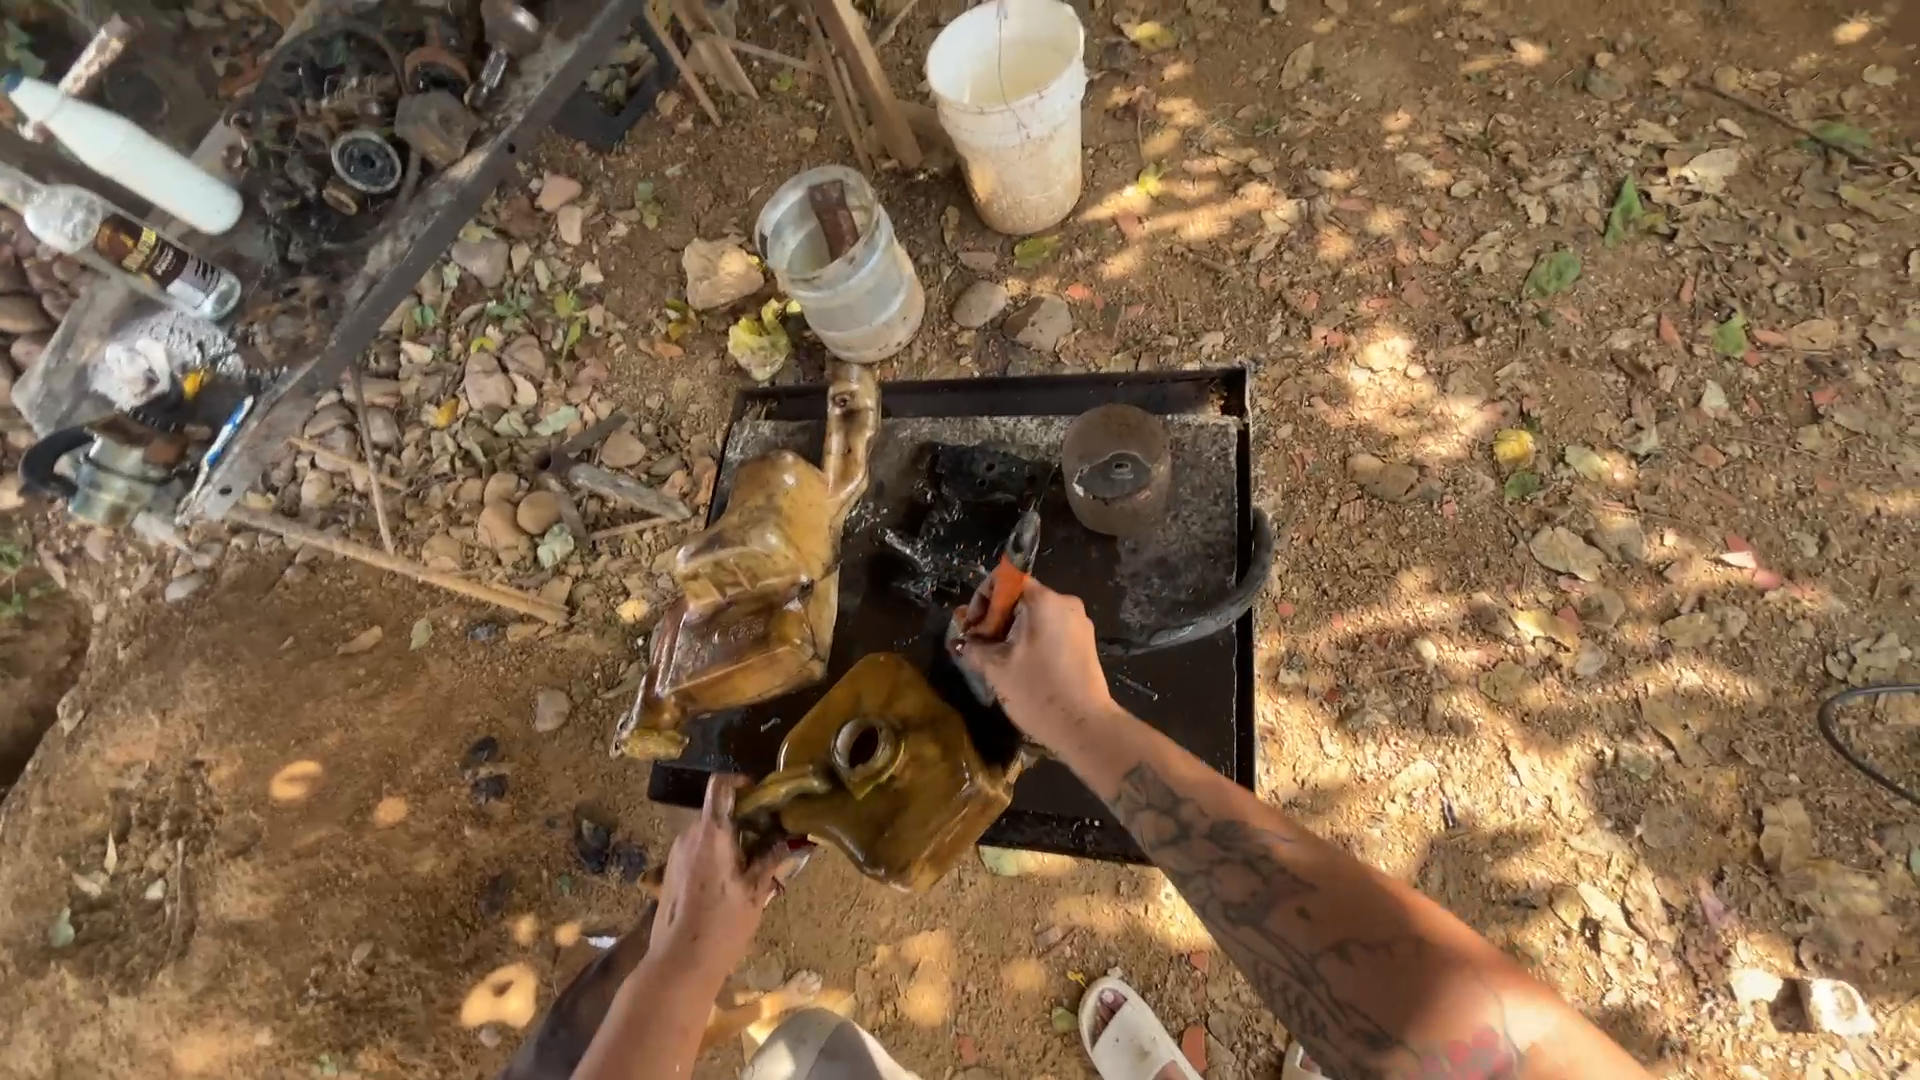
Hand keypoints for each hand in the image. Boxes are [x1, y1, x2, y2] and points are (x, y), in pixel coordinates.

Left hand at [649, 775, 800, 975]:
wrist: (678, 965)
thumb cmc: (721, 924)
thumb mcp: (756, 890)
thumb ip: (772, 857)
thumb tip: (793, 838)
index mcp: (711, 832)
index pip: (721, 785)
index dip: (741, 781)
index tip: (762, 796)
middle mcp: (689, 835)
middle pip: (719, 811)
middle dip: (745, 818)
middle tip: (770, 837)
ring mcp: (677, 853)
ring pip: (709, 832)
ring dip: (732, 839)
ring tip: (755, 864)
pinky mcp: (672, 872)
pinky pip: (699, 849)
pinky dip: (718, 854)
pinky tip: (733, 881)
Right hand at [955, 578, 1116, 748]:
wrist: (1084, 727)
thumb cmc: (1037, 691)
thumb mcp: (996, 668)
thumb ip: (975, 646)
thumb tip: (961, 641)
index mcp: (1044, 600)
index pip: (1005, 580)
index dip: (982, 599)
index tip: (973, 628)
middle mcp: (1065, 603)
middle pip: (1020, 597)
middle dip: (994, 618)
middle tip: (977, 645)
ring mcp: (1079, 623)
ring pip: (1035, 616)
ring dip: (1011, 631)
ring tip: (994, 657)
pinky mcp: (1085, 643)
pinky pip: (1051, 630)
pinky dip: (1031, 640)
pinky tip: (1019, 664)